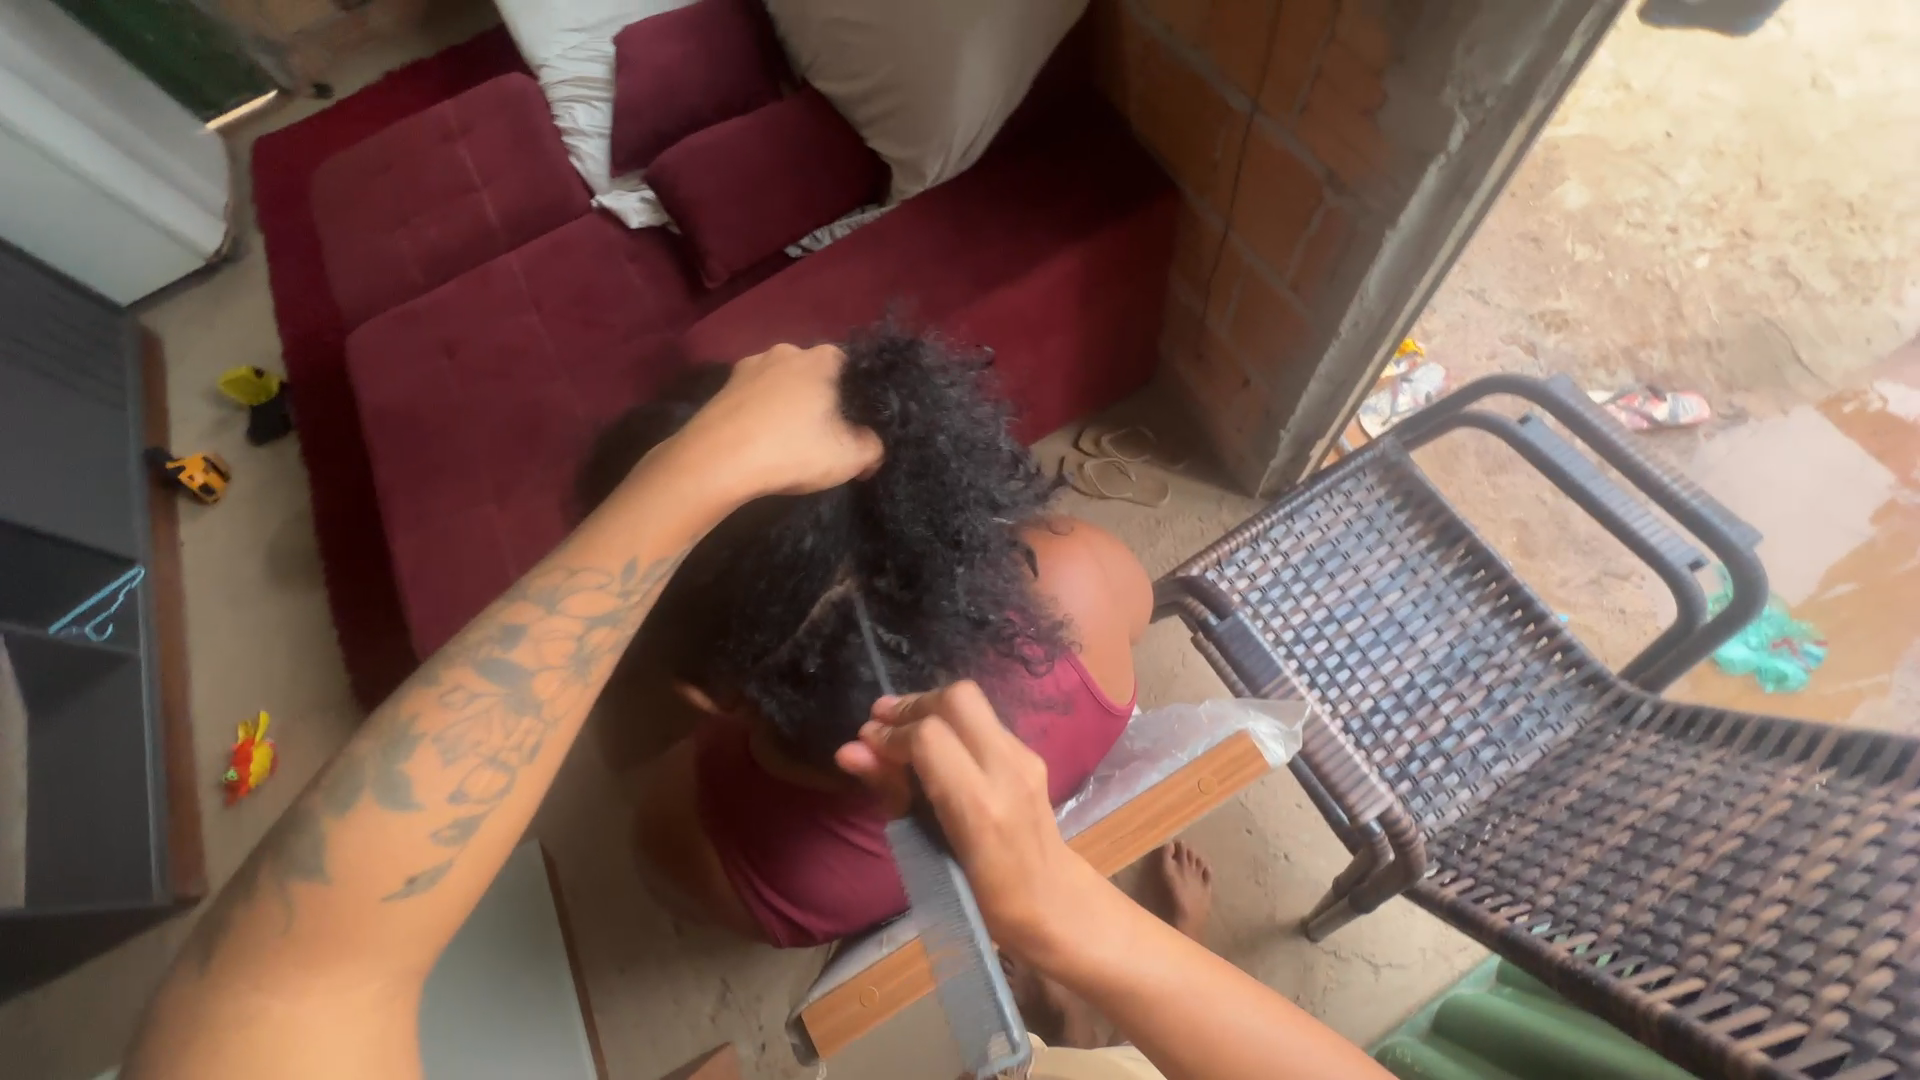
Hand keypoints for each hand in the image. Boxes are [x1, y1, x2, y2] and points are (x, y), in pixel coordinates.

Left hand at [673, 343, 883, 497]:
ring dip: (790, 406)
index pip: (852, 367)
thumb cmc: (791, 450)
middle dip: (823, 399)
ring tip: (791, 440)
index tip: (858, 424)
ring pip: (782, 384)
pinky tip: (763, 440)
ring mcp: (748, 366)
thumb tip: (873, 448)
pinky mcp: (723, 387)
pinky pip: (755, 397)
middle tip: (827, 435)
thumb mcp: (850, 457)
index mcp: (821, 358)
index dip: (859, 396)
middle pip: (815, 374)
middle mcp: (785, 351)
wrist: (715, 462)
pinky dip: (763, 414)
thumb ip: (874, 448)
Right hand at [835, 681, 1099, 956]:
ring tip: (898, 727)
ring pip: (971, 701)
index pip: (930, 737)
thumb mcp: (927, 852)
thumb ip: (891, 793)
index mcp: (981, 806)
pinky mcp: (1029, 753)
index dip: (891, 734)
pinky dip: (949, 721)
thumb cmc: (983, 898)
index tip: (865, 742)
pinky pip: (982, 719)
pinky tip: (931, 743)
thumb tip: (849, 752)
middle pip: (957, 699)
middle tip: (881, 722)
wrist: (1053, 902)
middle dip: (912, 704)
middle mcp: (1007, 770)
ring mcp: (1025, 757)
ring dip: (929, 707)